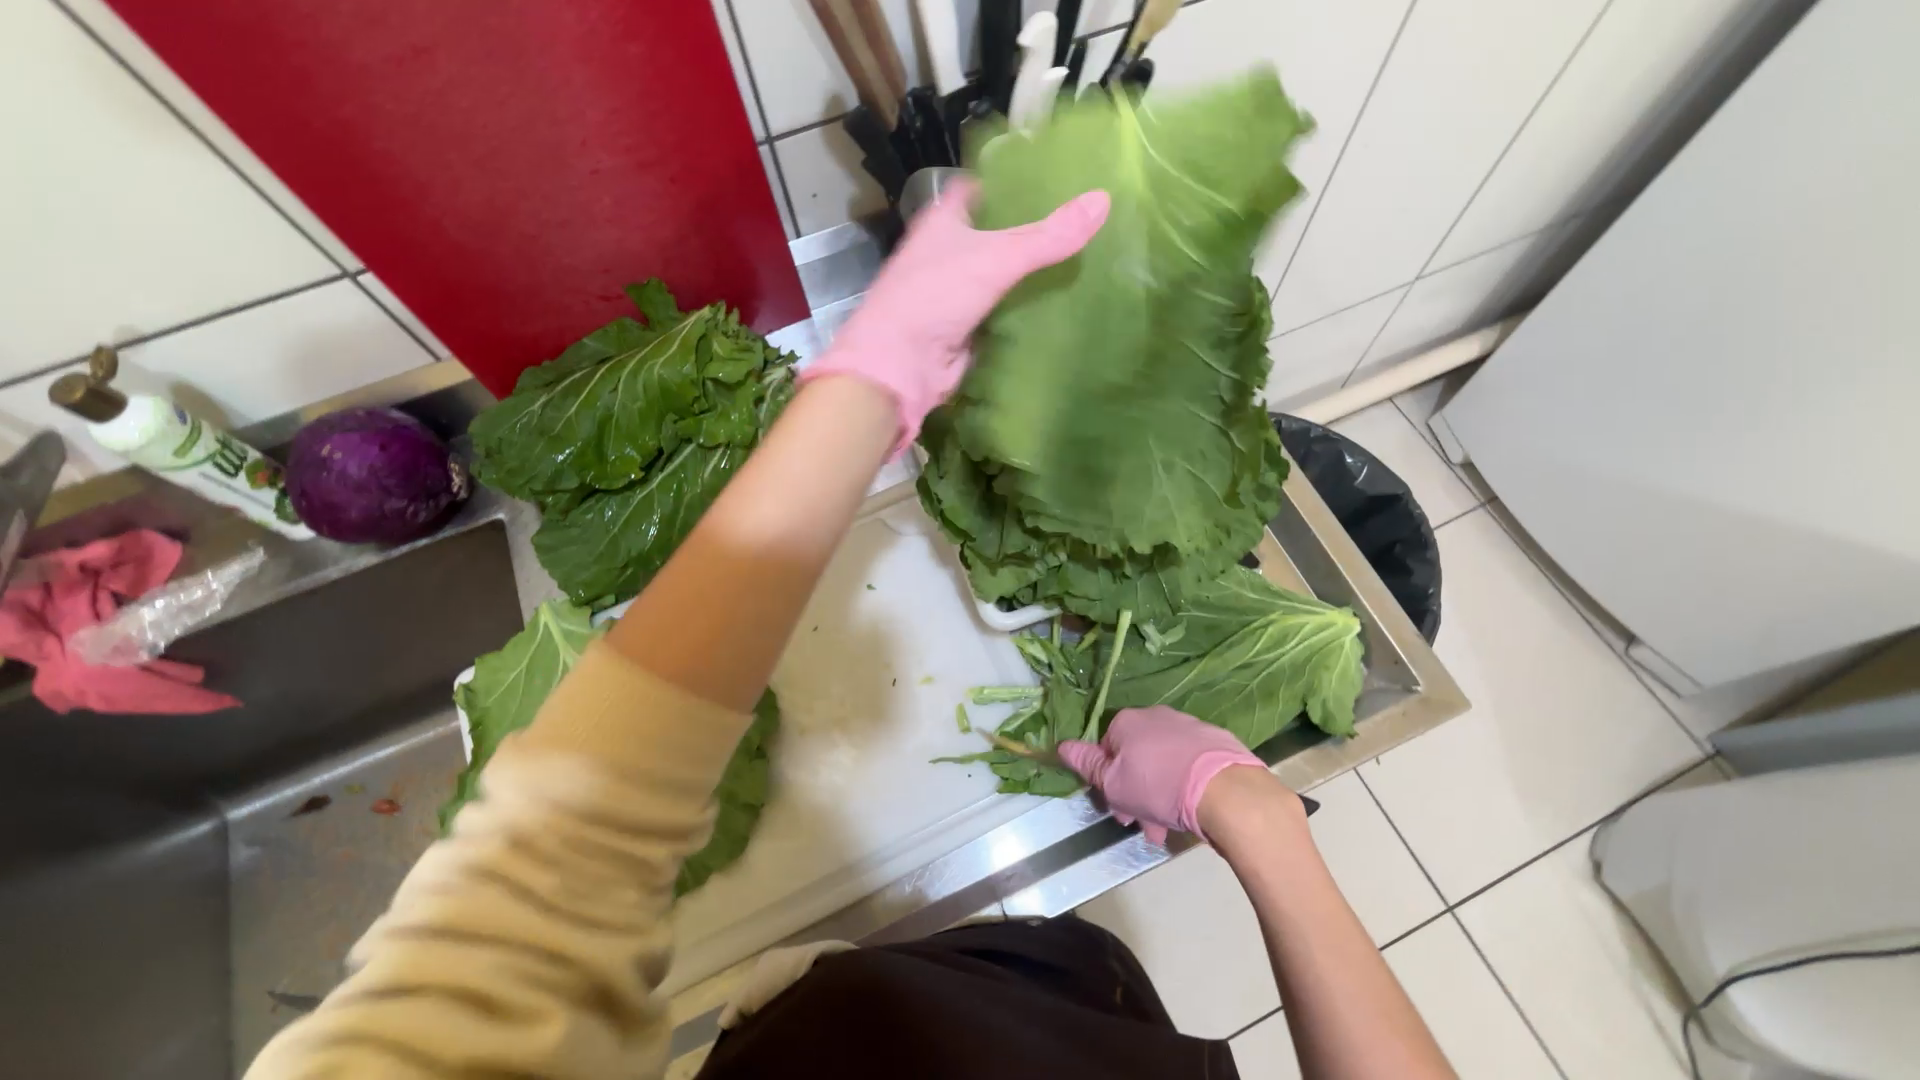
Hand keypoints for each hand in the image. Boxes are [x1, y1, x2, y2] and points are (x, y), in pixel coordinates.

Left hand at [798, 180, 1109, 450]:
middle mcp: (947, 255)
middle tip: (1081, 221)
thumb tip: (1104, 200)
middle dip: (1030, 231)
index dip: (1006, 181)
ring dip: (1032, 275)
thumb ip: (1048, 236)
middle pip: (995, 236)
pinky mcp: (967, 332)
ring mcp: (956, 296)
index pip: (976, 190)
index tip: (1048, 176)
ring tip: (1085, 260)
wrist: (900, 366)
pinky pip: (1004, 316)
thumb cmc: (935, 296)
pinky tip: (1065, 307)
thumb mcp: (996, 257)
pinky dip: (1028, 313)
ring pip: (1001, 279)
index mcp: (943, 223)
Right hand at [1057, 705, 1272, 845]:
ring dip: (1160, 796)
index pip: (1106, 749)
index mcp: (1127, 722)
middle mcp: (1157, 717)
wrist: (1225, 790)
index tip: (1115, 807)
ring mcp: (1190, 727)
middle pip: (1136, 758)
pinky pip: (1190, 766)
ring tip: (1166, 829)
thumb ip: (1087, 764)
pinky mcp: (1217, 742)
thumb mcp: (1112, 783)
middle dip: (1135, 794)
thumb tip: (1062, 745)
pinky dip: (1185, 787)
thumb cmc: (1158, 786)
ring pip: (1164, 765)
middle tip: (1141, 825)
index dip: (1107, 780)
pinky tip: (1190, 813)